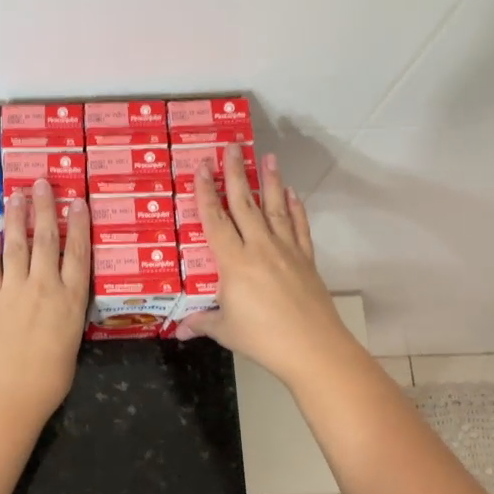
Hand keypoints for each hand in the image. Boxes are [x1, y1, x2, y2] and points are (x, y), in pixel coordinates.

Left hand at [0, 179, 90, 423]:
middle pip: (45, 239)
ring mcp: (15, 290)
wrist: (13, 391)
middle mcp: (44, 286)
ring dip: (16, 218)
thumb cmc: (52, 376)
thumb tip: (64, 298)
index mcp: (72, 298)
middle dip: (44, 208)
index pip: (77, 251)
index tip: (77, 200)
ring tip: (15, 195)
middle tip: (42, 182)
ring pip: (16, 246)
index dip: (78, 223)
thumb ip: (69, 312)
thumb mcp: (74, 340)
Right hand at [174, 144, 355, 385]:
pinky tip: (293, 194)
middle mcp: (260, 248)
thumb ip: (202, 322)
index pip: (215, 220)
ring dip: (270, 180)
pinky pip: (299, 227)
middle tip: (232, 146)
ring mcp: (286, 251)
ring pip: (276, 208)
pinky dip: (296, 208)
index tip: (201, 166)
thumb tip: (180, 328)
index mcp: (234, 263)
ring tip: (267, 156)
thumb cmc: (262, 339)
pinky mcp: (306, 260)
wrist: (312, 347)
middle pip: (245, 203)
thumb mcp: (225, 331)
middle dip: (237, 172)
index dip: (206, 192)